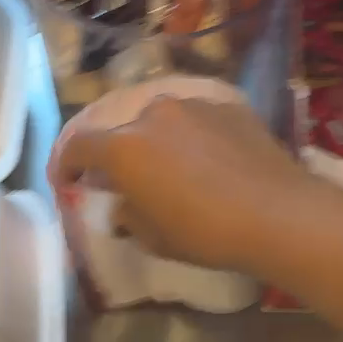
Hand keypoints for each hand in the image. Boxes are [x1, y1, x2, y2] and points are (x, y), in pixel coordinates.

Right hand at [53, 95, 331, 272]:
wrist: (276, 213)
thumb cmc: (204, 233)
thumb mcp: (154, 238)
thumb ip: (127, 215)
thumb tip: (122, 206)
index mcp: (125, 148)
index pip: (79, 146)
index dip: (66, 164)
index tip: (66, 180)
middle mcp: (153, 113)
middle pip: (121, 130)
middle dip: (114, 154)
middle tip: (121, 179)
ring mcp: (193, 104)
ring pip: (159, 120)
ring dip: (153, 142)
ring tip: (165, 168)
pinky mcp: (228, 104)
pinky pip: (194, 118)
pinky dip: (187, 137)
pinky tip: (202, 160)